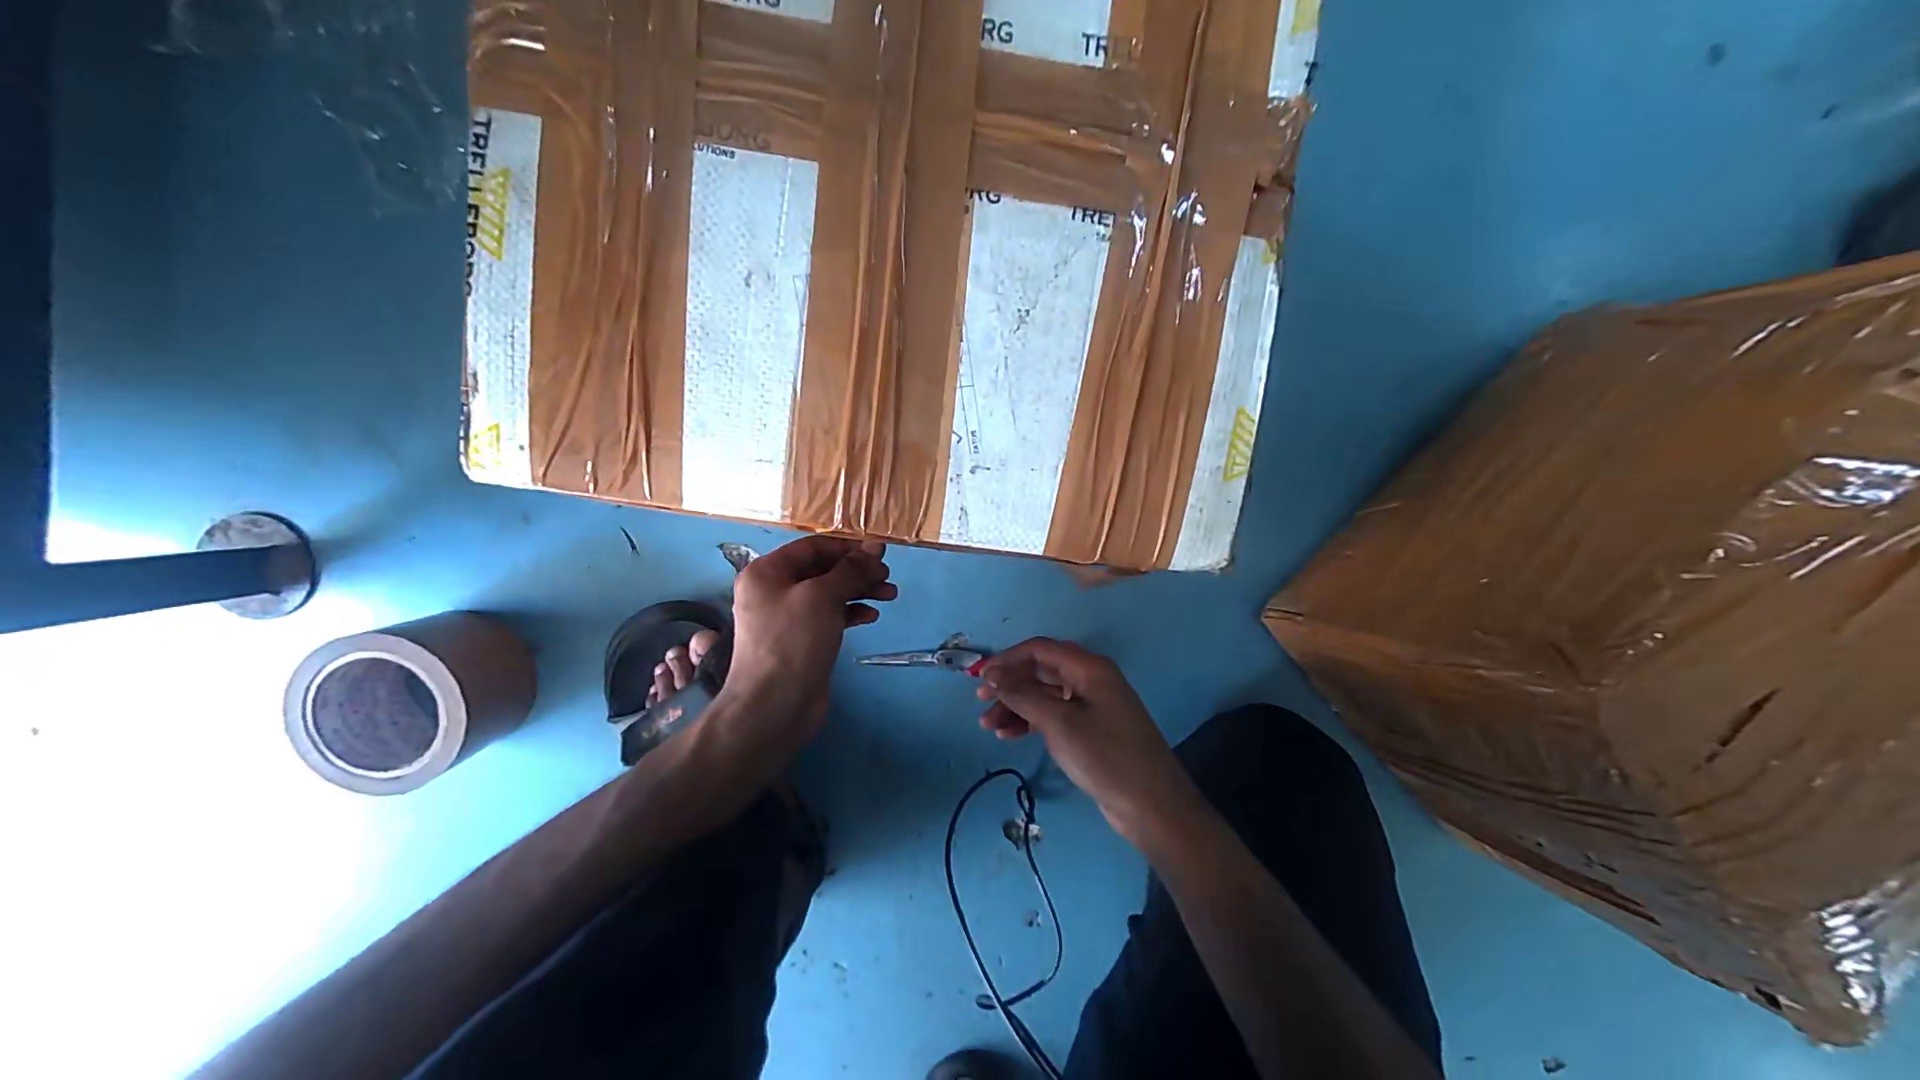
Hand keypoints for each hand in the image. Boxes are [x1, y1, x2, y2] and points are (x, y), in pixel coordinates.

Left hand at [723, 536, 896, 737]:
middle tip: (887, 578)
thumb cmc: (794, 641)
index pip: (813, 547)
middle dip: (857, 571)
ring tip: (890, 596)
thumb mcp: (823, 596)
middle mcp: (773, 590)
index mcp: (767, 572)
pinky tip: (871, 616)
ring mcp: (786, 617)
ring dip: (860, 591)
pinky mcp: (801, 640)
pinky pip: (829, 616)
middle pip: (822, 569)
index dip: (848, 547)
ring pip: (829, 593)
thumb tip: (875, 547)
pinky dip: (850, 612)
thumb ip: (851, 569)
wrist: (775, 705)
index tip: (880, 554)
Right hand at [975, 638, 1199, 845]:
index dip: (1006, 660)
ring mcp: (1092, 705)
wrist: (1151, 804)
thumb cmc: (1105, 756)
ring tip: (990, 727)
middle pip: (1040, 671)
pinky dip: (1031, 721)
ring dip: (1016, 706)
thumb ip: (1022, 695)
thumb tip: (993, 674)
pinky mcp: (1091, 728)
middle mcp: (1091, 679)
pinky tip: (1009, 736)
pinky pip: (1053, 714)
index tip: (979, 678)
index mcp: (1089, 668)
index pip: (1039, 650)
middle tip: (981, 704)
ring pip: (1044, 695)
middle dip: (1009, 685)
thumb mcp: (1058, 723)